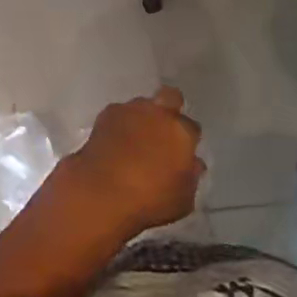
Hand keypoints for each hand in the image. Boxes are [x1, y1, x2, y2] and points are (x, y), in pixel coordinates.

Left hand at [57, 87, 204, 237]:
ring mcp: (131, 109)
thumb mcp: (183, 200)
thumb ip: (191, 176)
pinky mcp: (108, 112)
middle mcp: (158, 113)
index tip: (182, 152)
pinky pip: (120, 113)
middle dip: (170, 109)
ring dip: (143, 117)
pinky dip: (121, 123)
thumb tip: (193, 162)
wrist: (103, 190)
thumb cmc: (150, 200)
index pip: (192, 127)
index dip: (188, 139)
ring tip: (136, 139)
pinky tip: (116, 141)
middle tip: (164, 131)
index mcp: (181, 132)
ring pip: (143, 104)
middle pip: (171, 96)